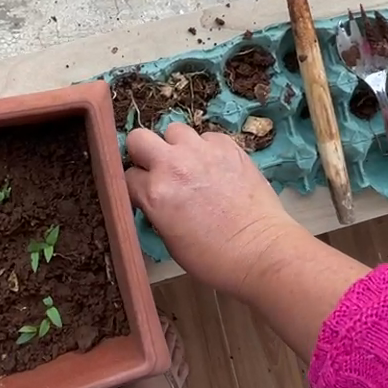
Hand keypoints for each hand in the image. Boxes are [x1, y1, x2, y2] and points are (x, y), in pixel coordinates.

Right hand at [125, 123, 308, 295]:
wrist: (261, 250)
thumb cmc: (214, 257)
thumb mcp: (169, 240)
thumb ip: (154, 209)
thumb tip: (151, 198)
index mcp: (155, 193)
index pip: (127, 176)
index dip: (134, 186)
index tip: (143, 192)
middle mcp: (173, 165)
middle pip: (138, 138)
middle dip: (143, 153)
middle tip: (157, 169)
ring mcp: (202, 151)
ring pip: (174, 131)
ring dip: (176, 146)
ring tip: (190, 165)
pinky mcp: (228, 145)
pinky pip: (207, 136)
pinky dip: (206, 148)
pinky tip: (215, 167)